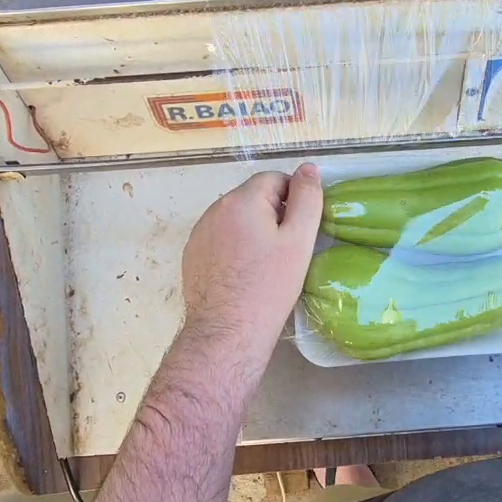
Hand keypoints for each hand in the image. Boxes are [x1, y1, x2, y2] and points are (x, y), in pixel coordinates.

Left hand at [179, 164, 323, 366]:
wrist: (227, 332)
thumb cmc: (269, 287)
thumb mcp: (298, 242)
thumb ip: (307, 199)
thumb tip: (308, 169)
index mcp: (241, 201)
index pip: (274, 179)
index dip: (294, 199)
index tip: (301, 229)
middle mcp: (214, 209)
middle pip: (252, 198)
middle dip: (273, 215)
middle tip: (287, 250)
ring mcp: (199, 233)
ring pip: (236, 219)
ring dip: (253, 231)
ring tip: (266, 265)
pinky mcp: (192, 256)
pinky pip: (220, 239)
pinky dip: (235, 248)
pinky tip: (244, 274)